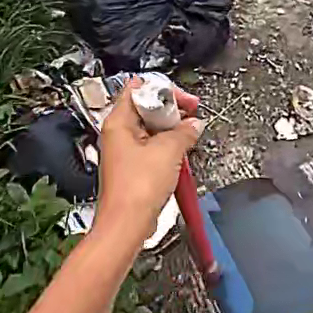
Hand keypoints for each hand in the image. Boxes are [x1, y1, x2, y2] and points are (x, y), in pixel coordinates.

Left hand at [94, 82, 204, 245]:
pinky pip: (151, 148)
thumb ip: (184, 132)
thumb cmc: (136, 188)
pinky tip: (180, 153)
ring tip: (189, 134)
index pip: (137, 89)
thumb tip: (194, 124)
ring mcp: (125, 151)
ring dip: (171, 130)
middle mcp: (118, 134)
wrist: (127, 222)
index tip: (184, 100)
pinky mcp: (133, 167)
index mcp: (118, 121)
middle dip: (171, 110)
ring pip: (150, 129)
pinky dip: (167, 147)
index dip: (162, 90)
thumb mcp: (168, 151)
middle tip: (191, 115)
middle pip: (146, 108)